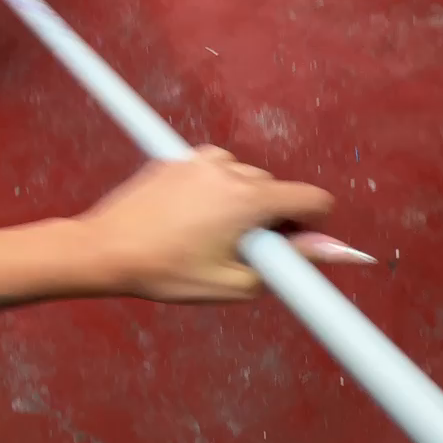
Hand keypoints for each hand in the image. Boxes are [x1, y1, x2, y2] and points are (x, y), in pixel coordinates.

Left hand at [81, 145, 371, 302]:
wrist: (104, 250)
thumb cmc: (166, 271)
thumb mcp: (239, 281)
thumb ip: (293, 263)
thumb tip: (338, 252)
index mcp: (248, 198)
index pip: (312, 198)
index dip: (311, 226)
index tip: (291, 245)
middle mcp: (223, 170)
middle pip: (273, 187)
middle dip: (270, 215)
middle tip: (241, 247)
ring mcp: (192, 161)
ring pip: (240, 175)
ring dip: (238, 197)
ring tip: (210, 232)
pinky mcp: (168, 161)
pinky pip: (207, 170)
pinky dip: (209, 186)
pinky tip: (189, 215)